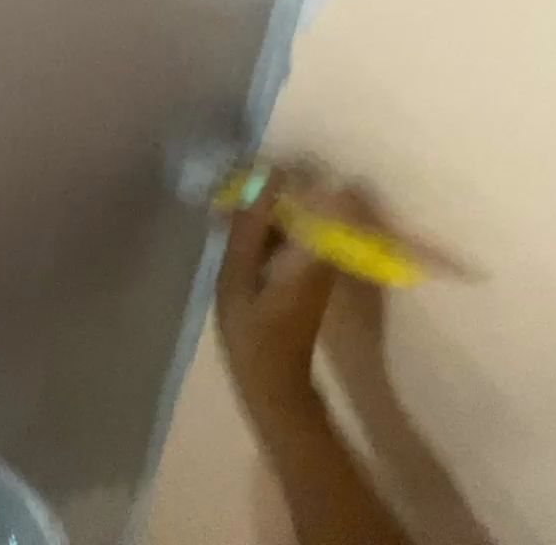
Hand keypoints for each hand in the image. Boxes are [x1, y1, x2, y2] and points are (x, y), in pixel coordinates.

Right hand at [214, 165, 337, 418]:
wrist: (274, 381)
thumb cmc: (251, 333)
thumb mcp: (236, 277)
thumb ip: (250, 225)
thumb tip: (265, 177)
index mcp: (312, 250)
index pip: (317, 190)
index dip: (286, 175)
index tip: (250, 174)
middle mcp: (326, 249)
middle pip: (306, 198)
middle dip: (268, 190)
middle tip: (229, 198)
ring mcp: (322, 258)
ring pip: (298, 212)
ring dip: (265, 208)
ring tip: (228, 214)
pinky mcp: (313, 265)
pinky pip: (295, 229)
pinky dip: (268, 226)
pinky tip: (240, 236)